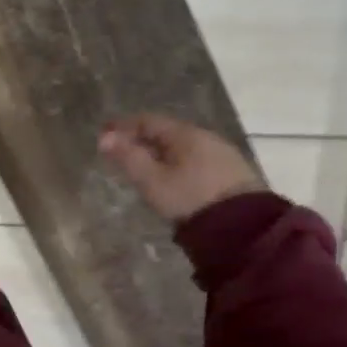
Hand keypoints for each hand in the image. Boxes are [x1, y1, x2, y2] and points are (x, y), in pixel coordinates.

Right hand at [98, 113, 264, 222]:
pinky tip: (170, 175)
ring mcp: (222, 153)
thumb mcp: (151, 180)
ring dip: (159, 151)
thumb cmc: (189, 198)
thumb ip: (128, 157)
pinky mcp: (231, 171)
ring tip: (142, 165)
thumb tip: (105, 137)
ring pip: (181, 145)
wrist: (243, 225)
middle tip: (120, 151)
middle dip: (140, 138)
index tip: (103, 134)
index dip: (123, 126)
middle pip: (166, 131)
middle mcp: (206, 137)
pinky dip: (175, 161)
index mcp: (185, 134)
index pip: (148, 121)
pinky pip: (195, 157)